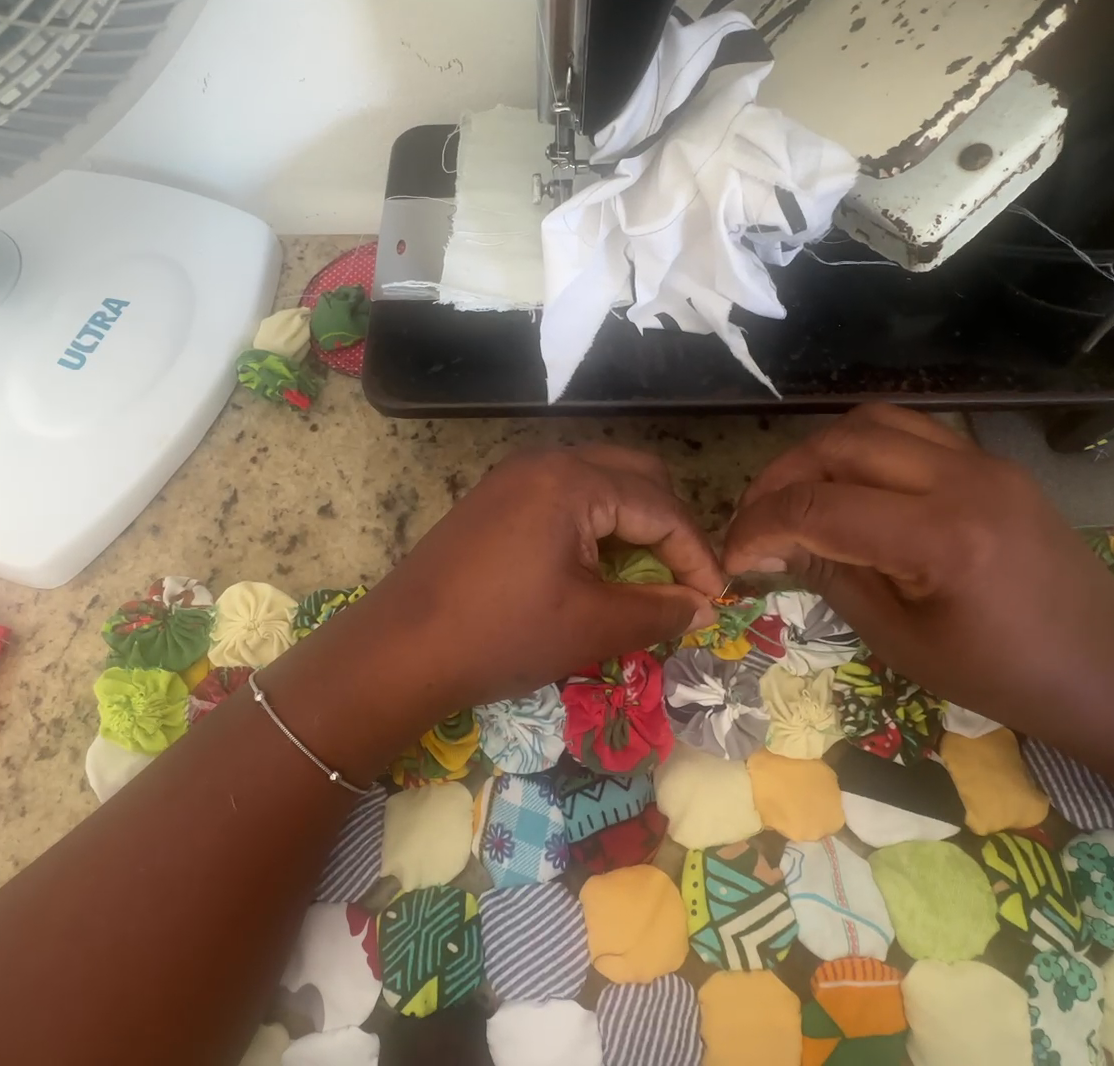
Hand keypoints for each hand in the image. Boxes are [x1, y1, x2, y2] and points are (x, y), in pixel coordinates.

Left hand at [269, 445, 722, 752]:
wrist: (399, 650)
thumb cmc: (502, 636)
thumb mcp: (592, 627)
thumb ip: (658, 610)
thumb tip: (701, 606)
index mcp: (572, 481)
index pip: (661, 507)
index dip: (697, 555)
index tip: (714, 599)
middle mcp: (543, 462)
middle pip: (633, 476)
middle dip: (667, 525)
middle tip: (680, 578)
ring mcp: (510, 478)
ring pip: (596, 483)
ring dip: (629, 522)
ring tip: (641, 576)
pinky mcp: (490, 502)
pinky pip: (560, 497)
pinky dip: (591, 524)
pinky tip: (590, 567)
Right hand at [721, 404, 1113, 722]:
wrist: (1111, 669)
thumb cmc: (1002, 675)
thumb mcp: (898, 639)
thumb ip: (829, 576)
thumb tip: (768, 545)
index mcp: (941, 539)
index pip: (817, 506)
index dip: (758, 527)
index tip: (732, 557)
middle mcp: (963, 480)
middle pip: (838, 443)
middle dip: (778, 479)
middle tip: (753, 523)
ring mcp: (983, 463)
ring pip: (871, 423)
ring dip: (816, 455)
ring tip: (792, 499)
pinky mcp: (990, 463)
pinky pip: (907, 432)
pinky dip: (859, 450)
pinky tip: (846, 491)